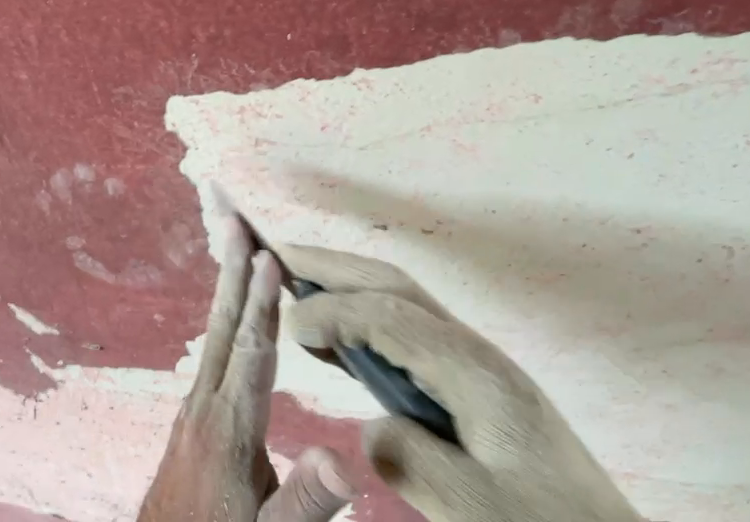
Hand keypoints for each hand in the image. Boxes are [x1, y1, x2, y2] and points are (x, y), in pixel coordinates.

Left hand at [138, 216, 353, 521]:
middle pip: (223, 327)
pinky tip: (233, 311)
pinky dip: (225, 318)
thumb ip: (305, 501)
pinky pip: (213, 352)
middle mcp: (204, 405)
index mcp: (228, 428)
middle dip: (233, 272)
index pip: (251, 354)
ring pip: (214, 335)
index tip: (269, 258)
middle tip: (235, 220)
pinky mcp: (193, 417)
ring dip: (227, 287)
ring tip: (235, 245)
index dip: (263, 305)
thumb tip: (341, 458)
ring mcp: (194, 409)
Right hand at [280, 246, 642, 521]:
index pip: (388, 314)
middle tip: (273, 253)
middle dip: (332, 266)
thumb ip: (411, 458)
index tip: (287, 324)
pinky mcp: (472, 390)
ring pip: (400, 303)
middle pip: (393, 286)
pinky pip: (407, 335)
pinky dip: (363, 321)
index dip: (333, 310)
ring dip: (345, 285)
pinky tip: (336, 340)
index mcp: (474, 371)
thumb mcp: (476, 510)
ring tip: (291, 281)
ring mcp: (474, 368)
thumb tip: (372, 425)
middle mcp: (472, 353)